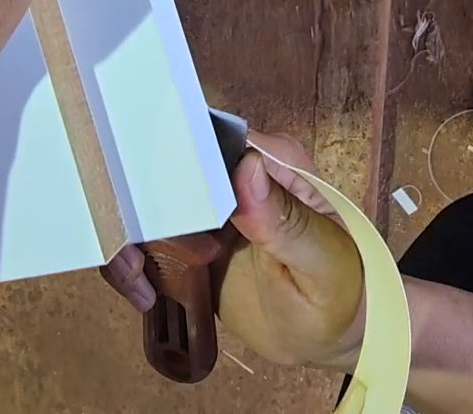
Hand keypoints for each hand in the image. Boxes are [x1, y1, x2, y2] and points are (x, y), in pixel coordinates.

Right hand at [100, 131, 366, 371]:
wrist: (334, 333)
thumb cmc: (343, 292)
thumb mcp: (320, 262)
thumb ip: (285, 219)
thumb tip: (246, 166)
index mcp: (274, 160)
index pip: (212, 138)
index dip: (174, 160)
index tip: (148, 200)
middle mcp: (236, 172)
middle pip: (169, 164)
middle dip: (138, 203)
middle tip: (134, 256)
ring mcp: (210, 203)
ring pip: (149, 199)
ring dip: (129, 235)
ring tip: (139, 283)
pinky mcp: (191, 235)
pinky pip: (149, 234)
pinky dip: (133, 257)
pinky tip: (143, 290)